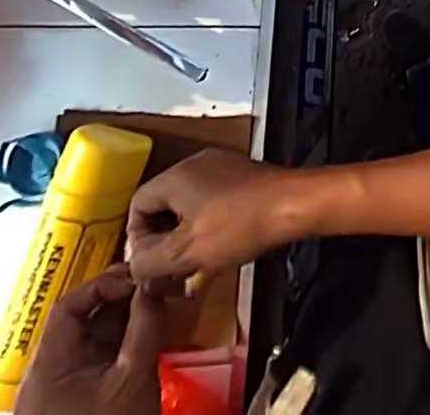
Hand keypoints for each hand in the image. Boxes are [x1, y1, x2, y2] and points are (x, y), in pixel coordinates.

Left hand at [16, 266, 163, 414]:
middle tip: (155, 284)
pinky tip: (154, 325)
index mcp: (48, 369)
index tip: (138, 278)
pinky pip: (104, 350)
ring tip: (160, 300)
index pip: (66, 307)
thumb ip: (145, 324)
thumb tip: (154, 282)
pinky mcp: (84, 393)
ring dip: (128, 313)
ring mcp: (66, 384)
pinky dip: (129, 334)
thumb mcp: (134, 375)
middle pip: (81, 317)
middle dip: (120, 296)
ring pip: (96, 332)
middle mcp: (49, 373)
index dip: (102, 285)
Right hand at [126, 150, 298, 282]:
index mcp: (178, 175)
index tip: (149, 262)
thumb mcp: (186, 252)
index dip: (138, 238)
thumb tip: (136, 264)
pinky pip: (215, 200)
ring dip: (189, 234)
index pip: (138, 205)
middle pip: (165, 204)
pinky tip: (222, 247)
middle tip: (171, 266)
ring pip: (191, 204)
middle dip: (164, 239)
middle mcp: (199, 163)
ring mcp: (224, 166)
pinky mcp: (244, 175)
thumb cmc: (240, 224)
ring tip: (196, 262)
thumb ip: (148, 261)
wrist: (294, 203)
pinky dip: (211, 224)